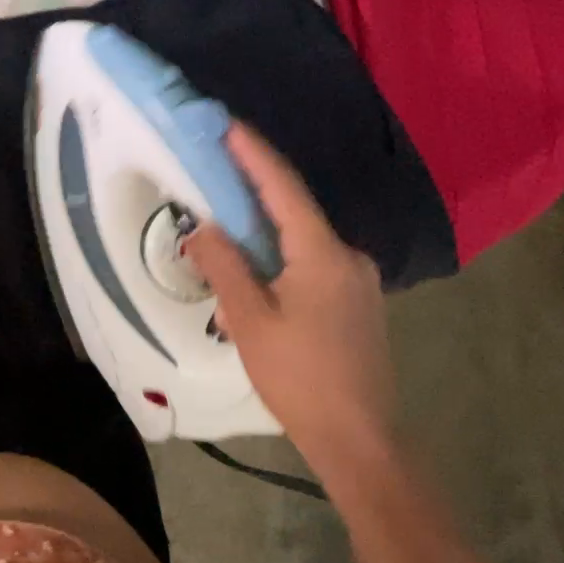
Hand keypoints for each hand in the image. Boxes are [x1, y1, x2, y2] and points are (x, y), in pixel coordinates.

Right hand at [186, 124, 394, 460]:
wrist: (360, 439)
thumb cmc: (300, 376)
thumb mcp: (249, 319)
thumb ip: (224, 265)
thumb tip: (204, 227)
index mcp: (322, 254)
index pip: (282, 188)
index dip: (252, 152)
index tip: (226, 122)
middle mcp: (346, 257)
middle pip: (292, 210)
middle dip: (249, 190)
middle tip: (210, 171)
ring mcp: (356, 280)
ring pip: (299, 239)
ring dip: (260, 231)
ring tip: (220, 229)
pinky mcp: (355, 302)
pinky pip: (309, 261)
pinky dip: (276, 255)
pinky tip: (252, 273)